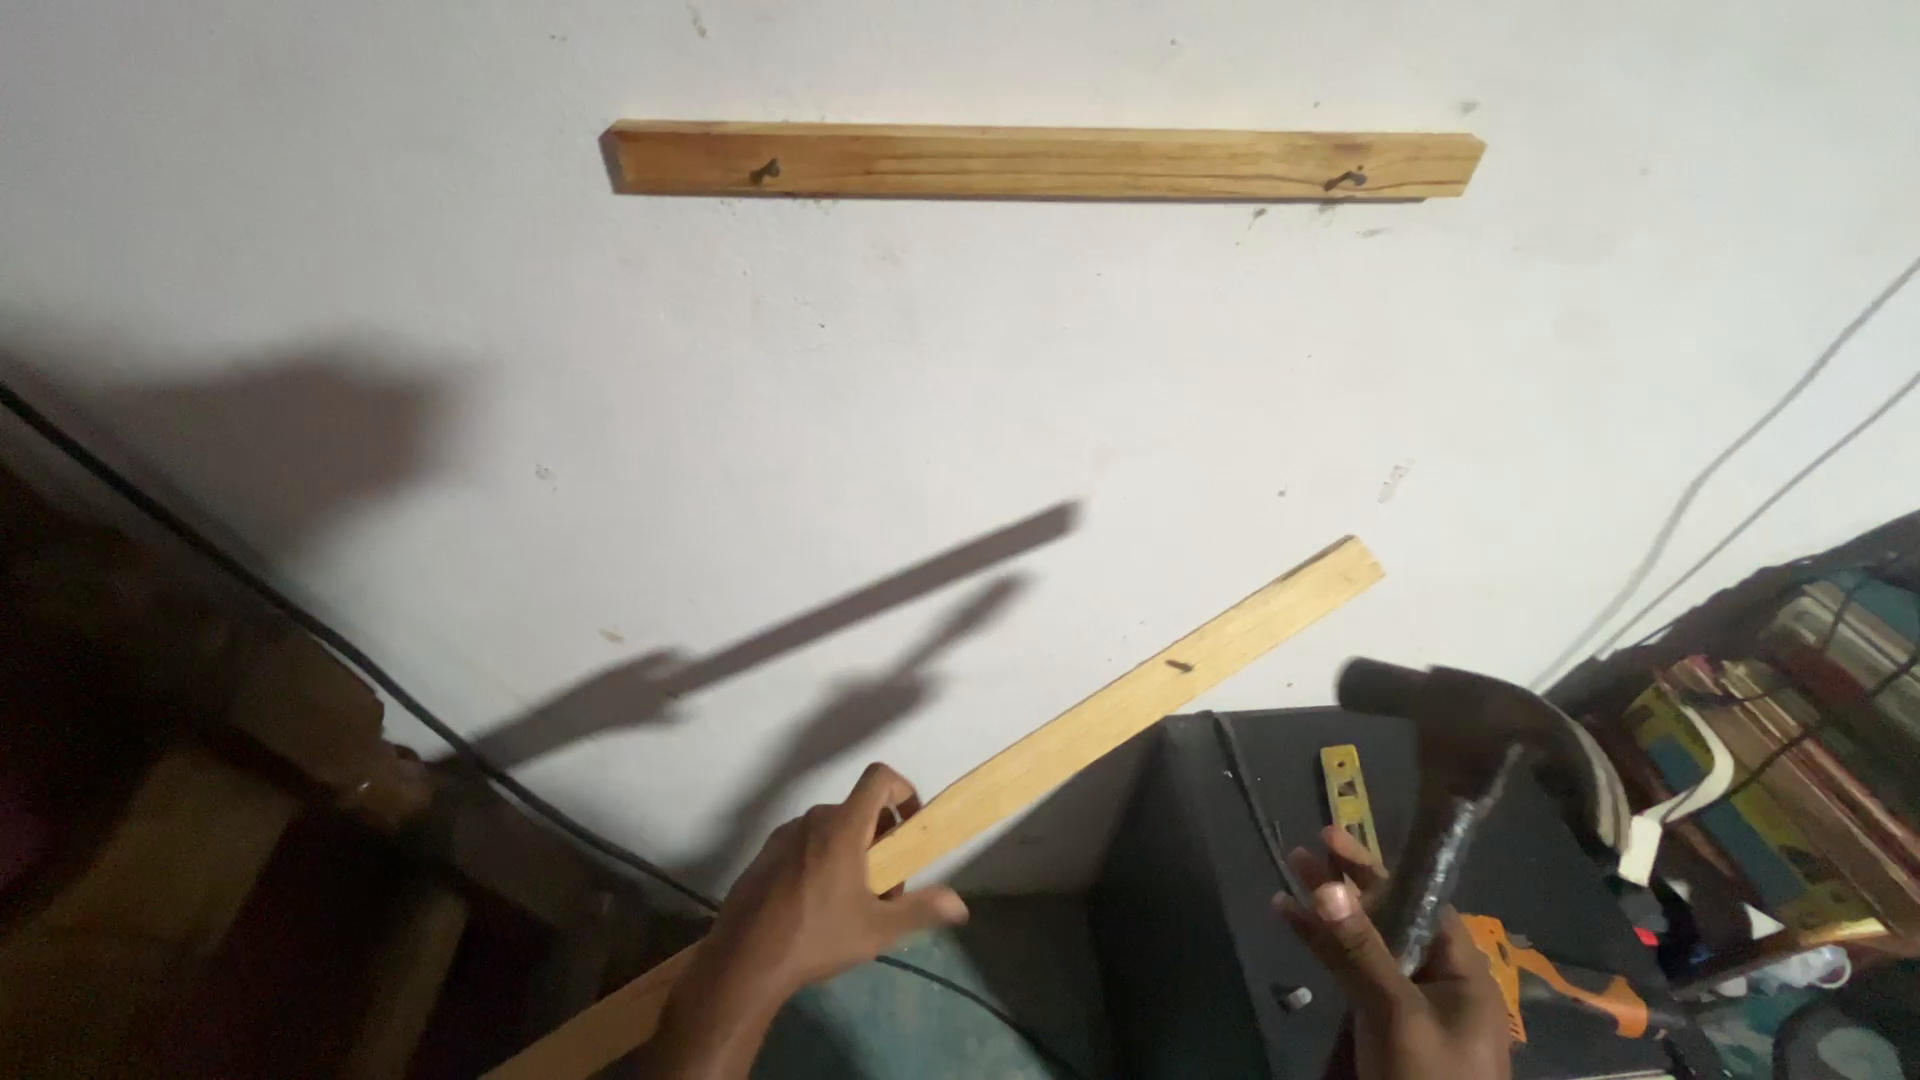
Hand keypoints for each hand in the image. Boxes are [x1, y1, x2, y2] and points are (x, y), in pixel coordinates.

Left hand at [705, 761, 969, 997]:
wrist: (743, 961)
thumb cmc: (816, 937)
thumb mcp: (877, 929)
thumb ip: (921, 910)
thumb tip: (960, 905)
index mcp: (843, 826)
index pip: (879, 777)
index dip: (903, 790)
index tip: (911, 825)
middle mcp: (814, 819)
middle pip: (860, 810)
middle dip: (881, 841)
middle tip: (885, 888)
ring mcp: (785, 834)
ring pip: (832, 828)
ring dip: (852, 852)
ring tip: (852, 904)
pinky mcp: (765, 854)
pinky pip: (806, 843)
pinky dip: (823, 860)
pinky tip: (817, 906)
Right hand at [1277, 826, 1511, 1079]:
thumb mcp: (1395, 1014)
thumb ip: (1360, 948)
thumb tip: (1326, 882)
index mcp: (1462, 974)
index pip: (1421, 901)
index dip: (1376, 868)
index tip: (1331, 840)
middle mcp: (1438, 981)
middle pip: (1390, 917)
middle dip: (1346, 884)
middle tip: (1304, 851)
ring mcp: (1409, 1004)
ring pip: (1365, 942)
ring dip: (1327, 910)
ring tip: (1289, 876)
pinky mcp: (1382, 1025)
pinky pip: (1350, 971)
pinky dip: (1321, 945)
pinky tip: (1288, 920)